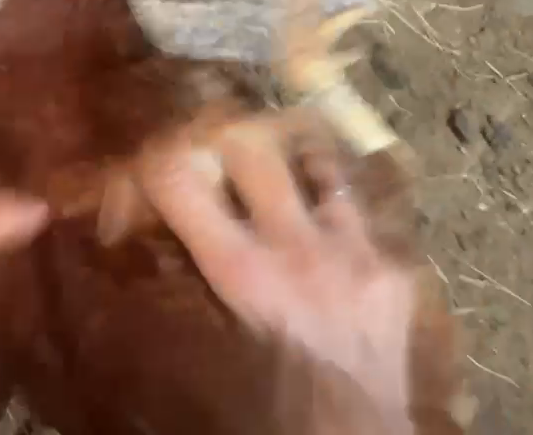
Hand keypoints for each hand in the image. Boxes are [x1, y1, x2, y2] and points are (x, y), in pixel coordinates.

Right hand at [139, 119, 416, 430]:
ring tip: (269, 155)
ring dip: (286, 155)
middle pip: (248, 145)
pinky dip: (330, 195)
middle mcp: (296, 245)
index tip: (144, 165)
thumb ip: (182, 268)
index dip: (150, 158)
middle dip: (220, 138)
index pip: (175, 176)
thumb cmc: (264, 393)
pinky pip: (358, 205)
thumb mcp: (203, 336)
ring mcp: (354, 249)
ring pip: (315, 159)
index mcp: (239, 268)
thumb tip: (138, 225)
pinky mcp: (394, 265)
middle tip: (209, 147)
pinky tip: (317, 204)